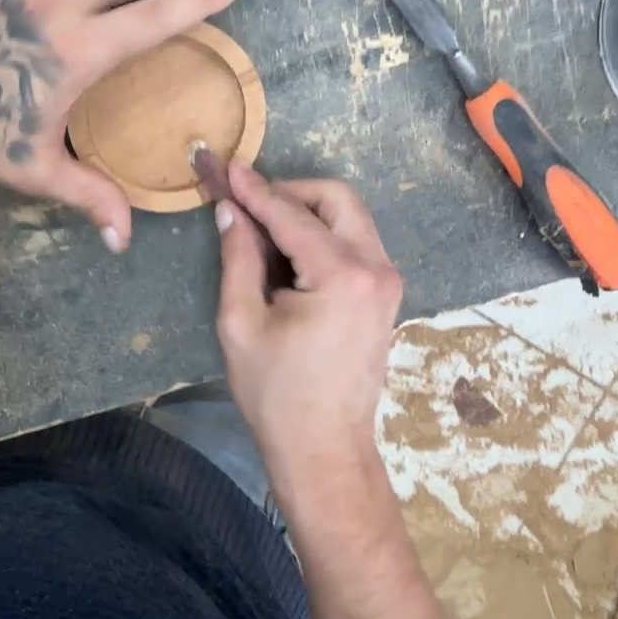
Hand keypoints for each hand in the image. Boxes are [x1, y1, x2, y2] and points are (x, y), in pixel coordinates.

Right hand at [213, 165, 401, 484]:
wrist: (325, 449)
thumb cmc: (276, 393)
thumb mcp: (241, 323)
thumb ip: (238, 257)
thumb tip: (230, 211)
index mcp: (342, 275)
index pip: (293, 215)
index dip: (256, 190)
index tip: (228, 169)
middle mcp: (376, 269)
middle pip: (337, 198)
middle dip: (291, 191)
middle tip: (250, 202)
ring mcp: (389, 282)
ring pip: (351, 217)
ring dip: (309, 211)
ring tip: (264, 227)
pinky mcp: (386, 295)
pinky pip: (356, 242)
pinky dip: (324, 233)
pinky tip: (289, 252)